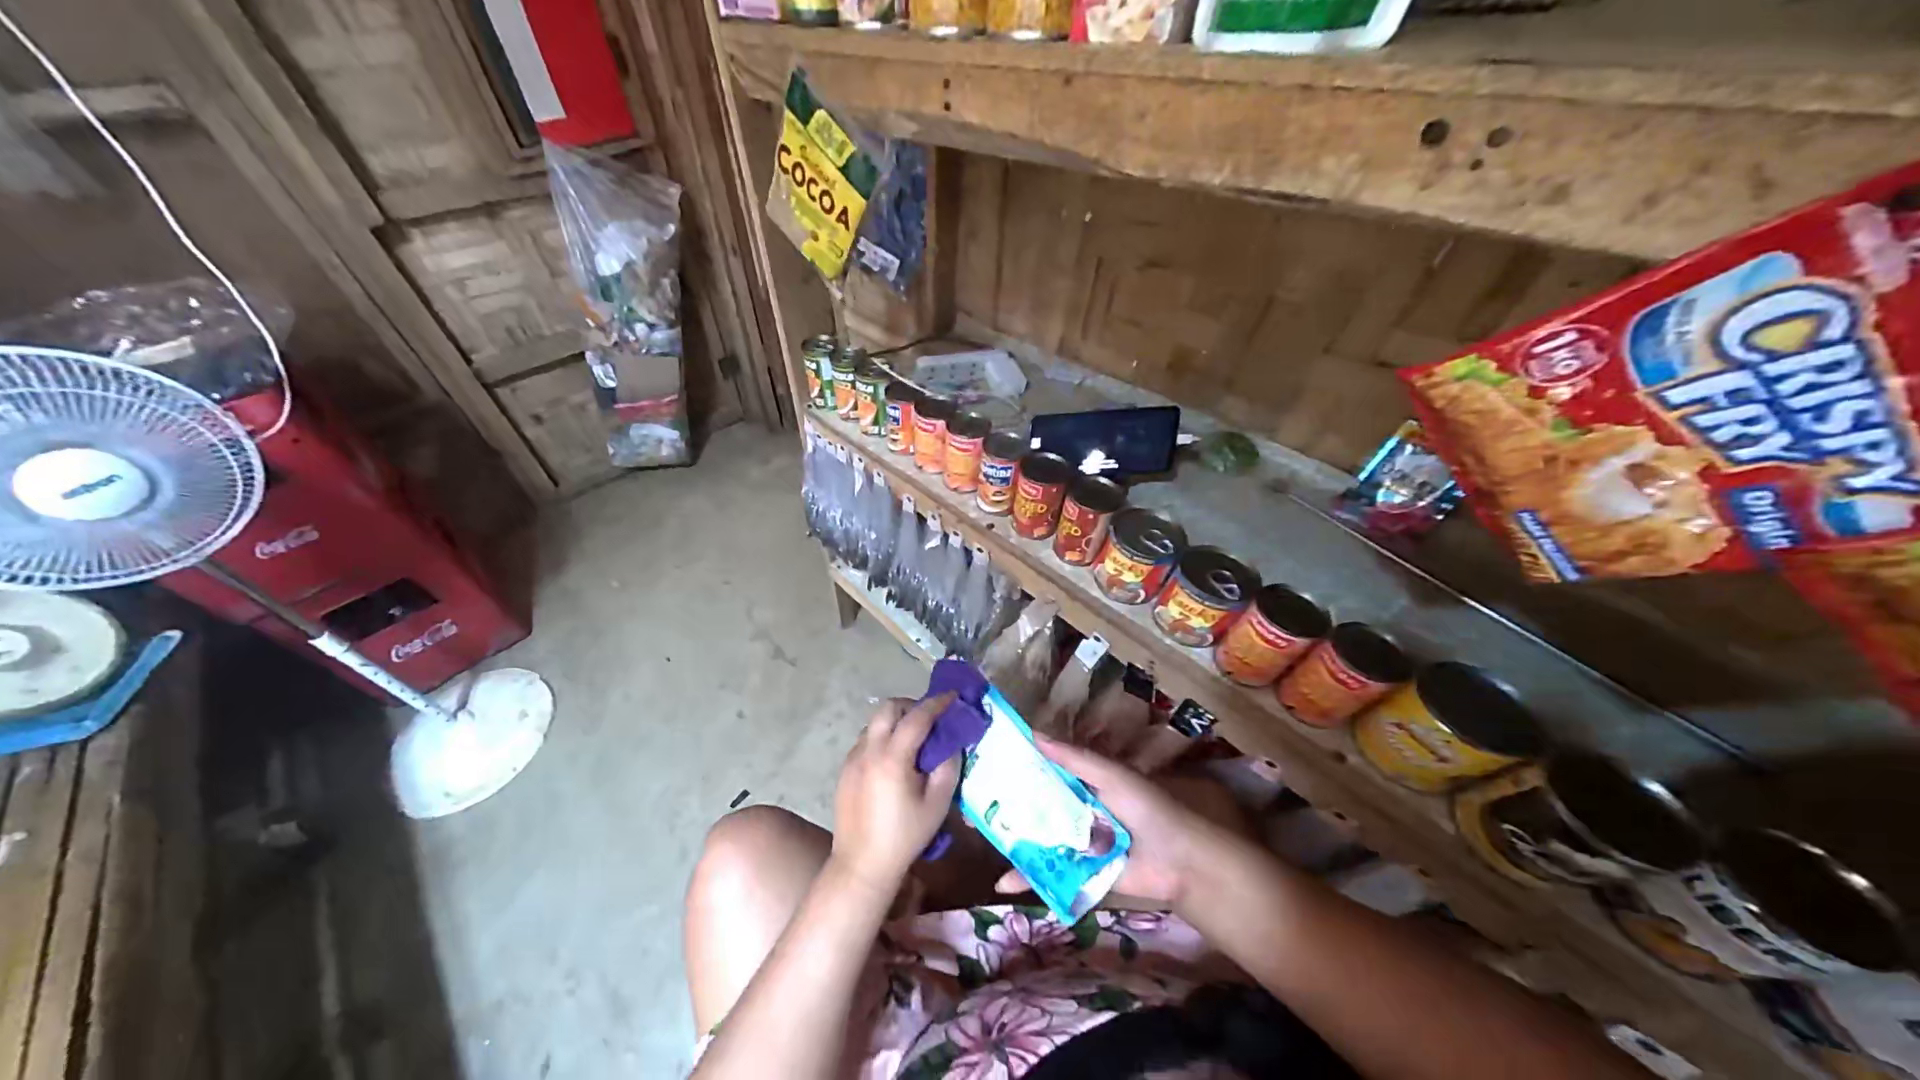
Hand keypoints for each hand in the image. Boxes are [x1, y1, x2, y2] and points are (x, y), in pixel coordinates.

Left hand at [830, 694, 961, 893]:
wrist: (862, 864)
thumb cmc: (905, 836)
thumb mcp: (938, 803)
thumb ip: (948, 766)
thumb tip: (951, 742)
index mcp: (893, 757)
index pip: (917, 716)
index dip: (937, 703)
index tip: (953, 697)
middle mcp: (868, 750)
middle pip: (888, 708)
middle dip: (911, 706)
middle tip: (931, 719)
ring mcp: (852, 759)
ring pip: (875, 723)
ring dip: (895, 721)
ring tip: (914, 740)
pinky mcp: (844, 770)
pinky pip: (866, 740)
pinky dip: (883, 738)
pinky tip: (895, 760)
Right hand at [995, 736, 1236, 910]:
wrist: (1180, 861)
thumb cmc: (1147, 808)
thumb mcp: (1111, 775)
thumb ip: (1073, 759)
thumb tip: (1032, 733)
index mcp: (1081, 784)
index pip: (1041, 772)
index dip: (1014, 767)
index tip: (983, 762)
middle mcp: (1073, 811)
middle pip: (1031, 806)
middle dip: (1001, 804)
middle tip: (968, 801)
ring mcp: (1072, 843)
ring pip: (1033, 838)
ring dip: (1007, 838)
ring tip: (976, 834)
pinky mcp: (1076, 873)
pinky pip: (1046, 872)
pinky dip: (1025, 878)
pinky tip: (1002, 882)